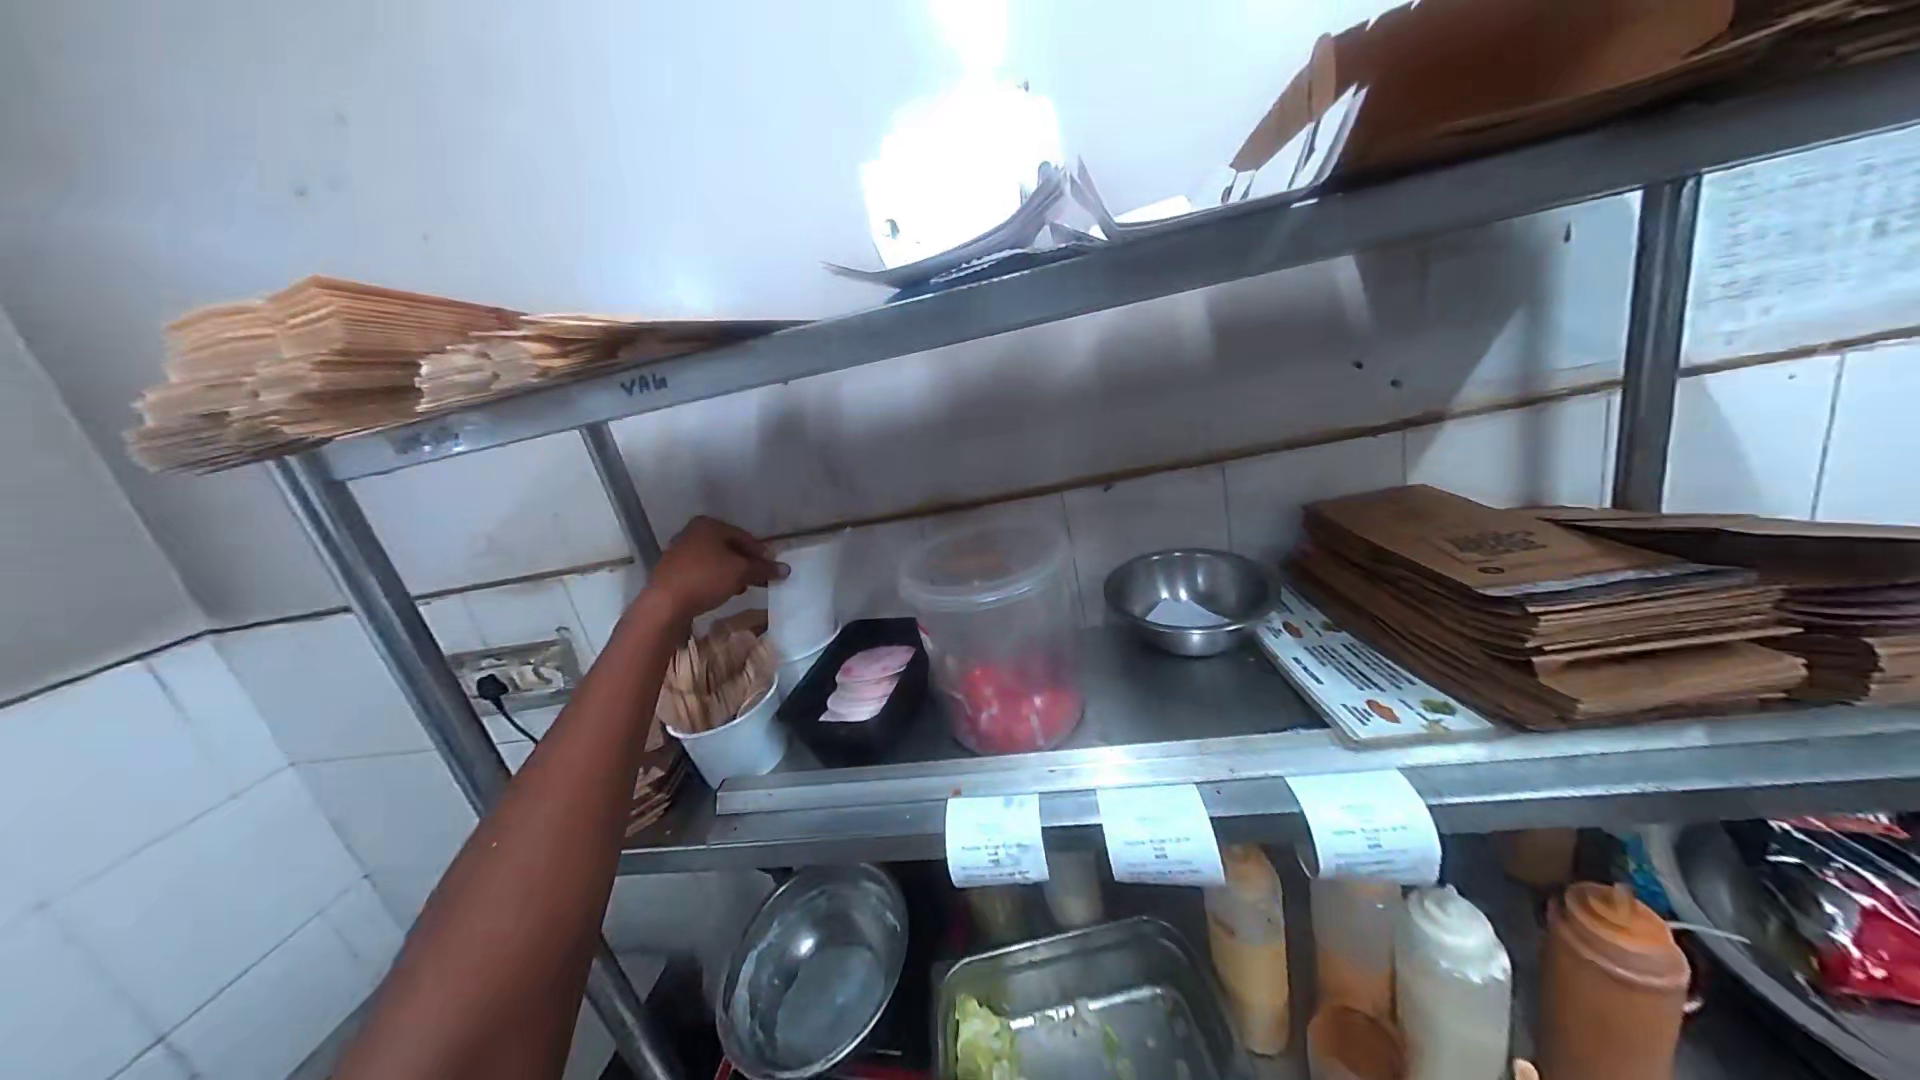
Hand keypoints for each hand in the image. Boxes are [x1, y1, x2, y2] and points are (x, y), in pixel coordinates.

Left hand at [644, 516, 785, 621]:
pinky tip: (722, 592)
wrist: (664, 604)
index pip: (744, 537)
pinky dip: (715, 579)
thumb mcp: (740, 572)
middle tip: (759, 578)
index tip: (772, 568)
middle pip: (728, 547)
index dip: (761, 553)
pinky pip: (701, 571)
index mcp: (708, 525)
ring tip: (743, 587)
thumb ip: (763, 569)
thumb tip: (786, 569)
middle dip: (745, 563)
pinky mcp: (672, 571)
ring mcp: (679, 552)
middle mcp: (691, 533)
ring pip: (715, 560)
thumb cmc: (705, 578)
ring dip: (731, 573)